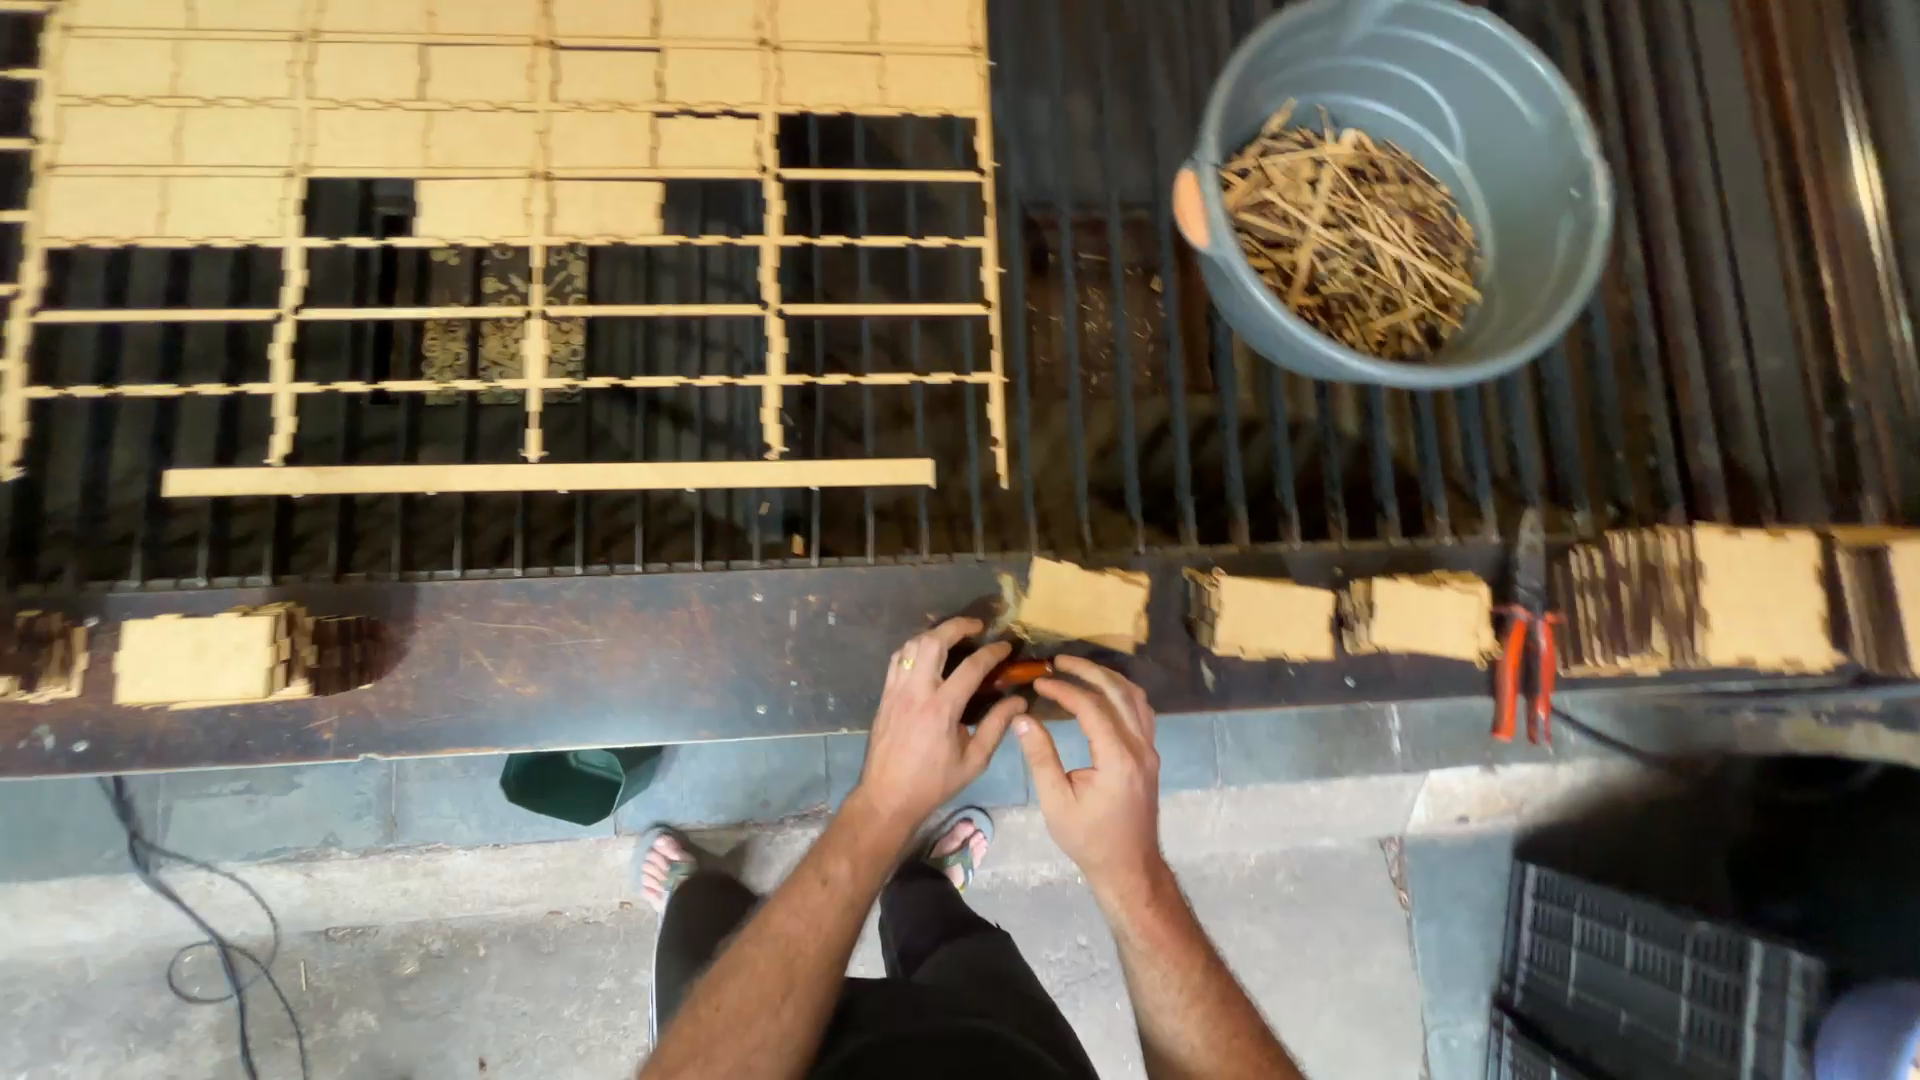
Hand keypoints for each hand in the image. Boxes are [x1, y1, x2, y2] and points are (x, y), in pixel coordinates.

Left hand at [853, 617, 1024, 825]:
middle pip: (934, 642)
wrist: (887, 797)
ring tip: (953, 636)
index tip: (1005, 647)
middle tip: (976, 626)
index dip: (992, 652)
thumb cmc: (934, 782)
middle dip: (957, 626)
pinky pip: (898, 659)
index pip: (971, 667)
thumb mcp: (974, 760)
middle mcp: (916, 692)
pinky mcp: (885, 695)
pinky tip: (927, 653)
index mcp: (942, 709)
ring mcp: (896, 691)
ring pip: (912, 645)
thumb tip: (1019, 701)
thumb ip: (996, 726)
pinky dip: (914, 648)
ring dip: (934, 634)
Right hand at [1013, 657, 1166, 902]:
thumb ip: (1041, 757)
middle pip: (1118, 692)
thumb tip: (1023, 718)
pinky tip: (1102, 692)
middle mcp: (1140, 748)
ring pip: (1135, 698)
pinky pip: (1141, 712)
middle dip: (1088, 671)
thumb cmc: (1089, 839)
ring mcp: (1150, 750)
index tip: (1038, 683)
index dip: (1064, 690)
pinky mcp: (1150, 755)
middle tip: (1058, 662)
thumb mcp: (1056, 802)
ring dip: (1107, 678)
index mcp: (1117, 759)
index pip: (1091, 707)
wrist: (1129, 867)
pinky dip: (1121, 693)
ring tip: (1079, 669)